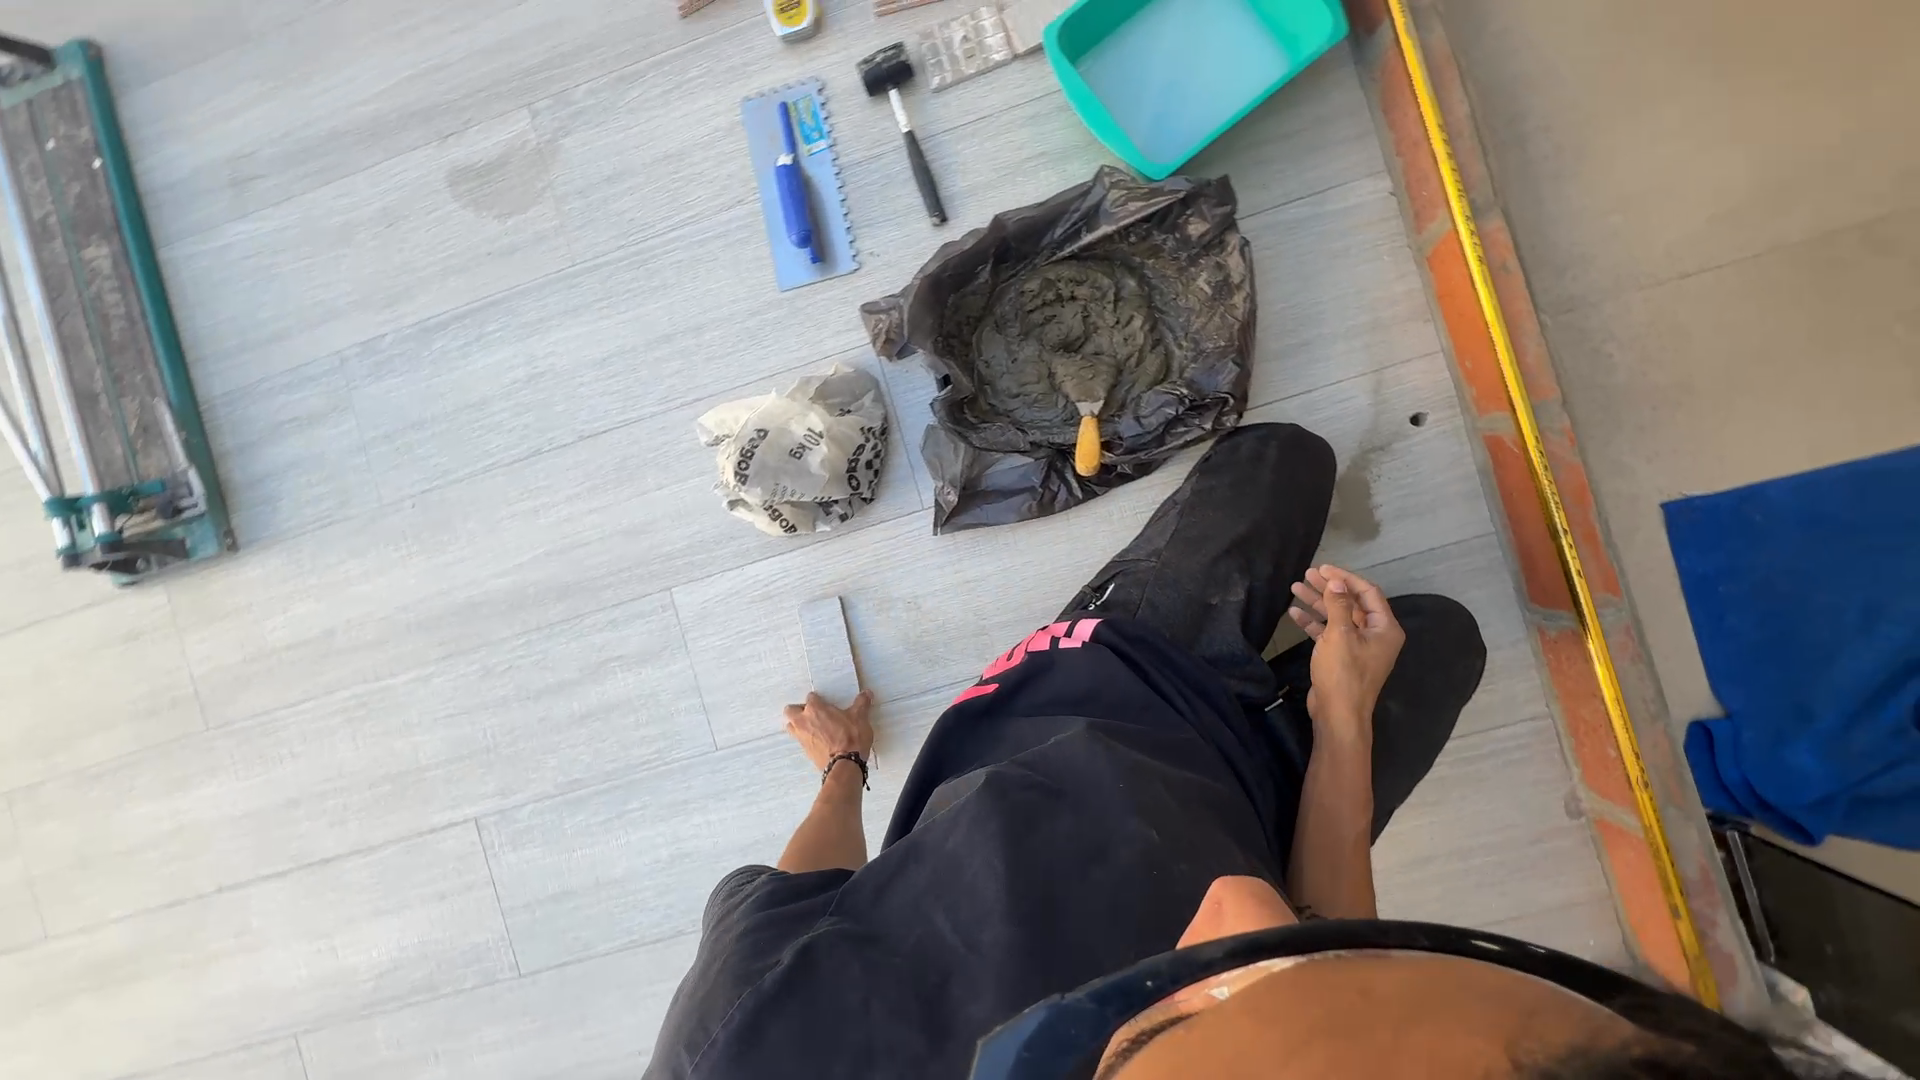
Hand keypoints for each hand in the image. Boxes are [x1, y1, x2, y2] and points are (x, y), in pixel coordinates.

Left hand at [783, 690, 874, 770]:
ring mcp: (802, 737)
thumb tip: (866, 694)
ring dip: (797, 725)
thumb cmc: (849, 739)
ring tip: (810, 726)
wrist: (844, 764)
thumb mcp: (860, 717)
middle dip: (797, 710)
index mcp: (815, 709)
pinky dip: (805, 739)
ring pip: (791, 727)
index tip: (824, 702)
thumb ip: (862, 703)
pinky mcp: (805, 751)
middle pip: (790, 711)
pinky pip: (799, 741)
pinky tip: (816, 740)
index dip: (817, 699)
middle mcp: (804, 721)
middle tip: (810, 712)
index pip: (810, 697)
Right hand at [1288, 565, 1404, 737]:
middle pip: (1352, 603)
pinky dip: (1313, 622)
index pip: (1367, 593)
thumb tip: (1336, 581)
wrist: (1338, 713)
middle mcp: (1375, 635)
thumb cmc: (1344, 673)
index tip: (1322, 568)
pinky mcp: (1342, 656)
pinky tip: (1294, 613)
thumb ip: (1338, 605)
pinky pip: (1329, 632)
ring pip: (1338, 616)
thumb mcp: (1340, 634)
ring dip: (1317, 603)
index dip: (1345, 578)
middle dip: (1329, 588)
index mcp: (1385, 628)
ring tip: (1295, 588)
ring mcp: (1359, 646)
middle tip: (1307, 574)